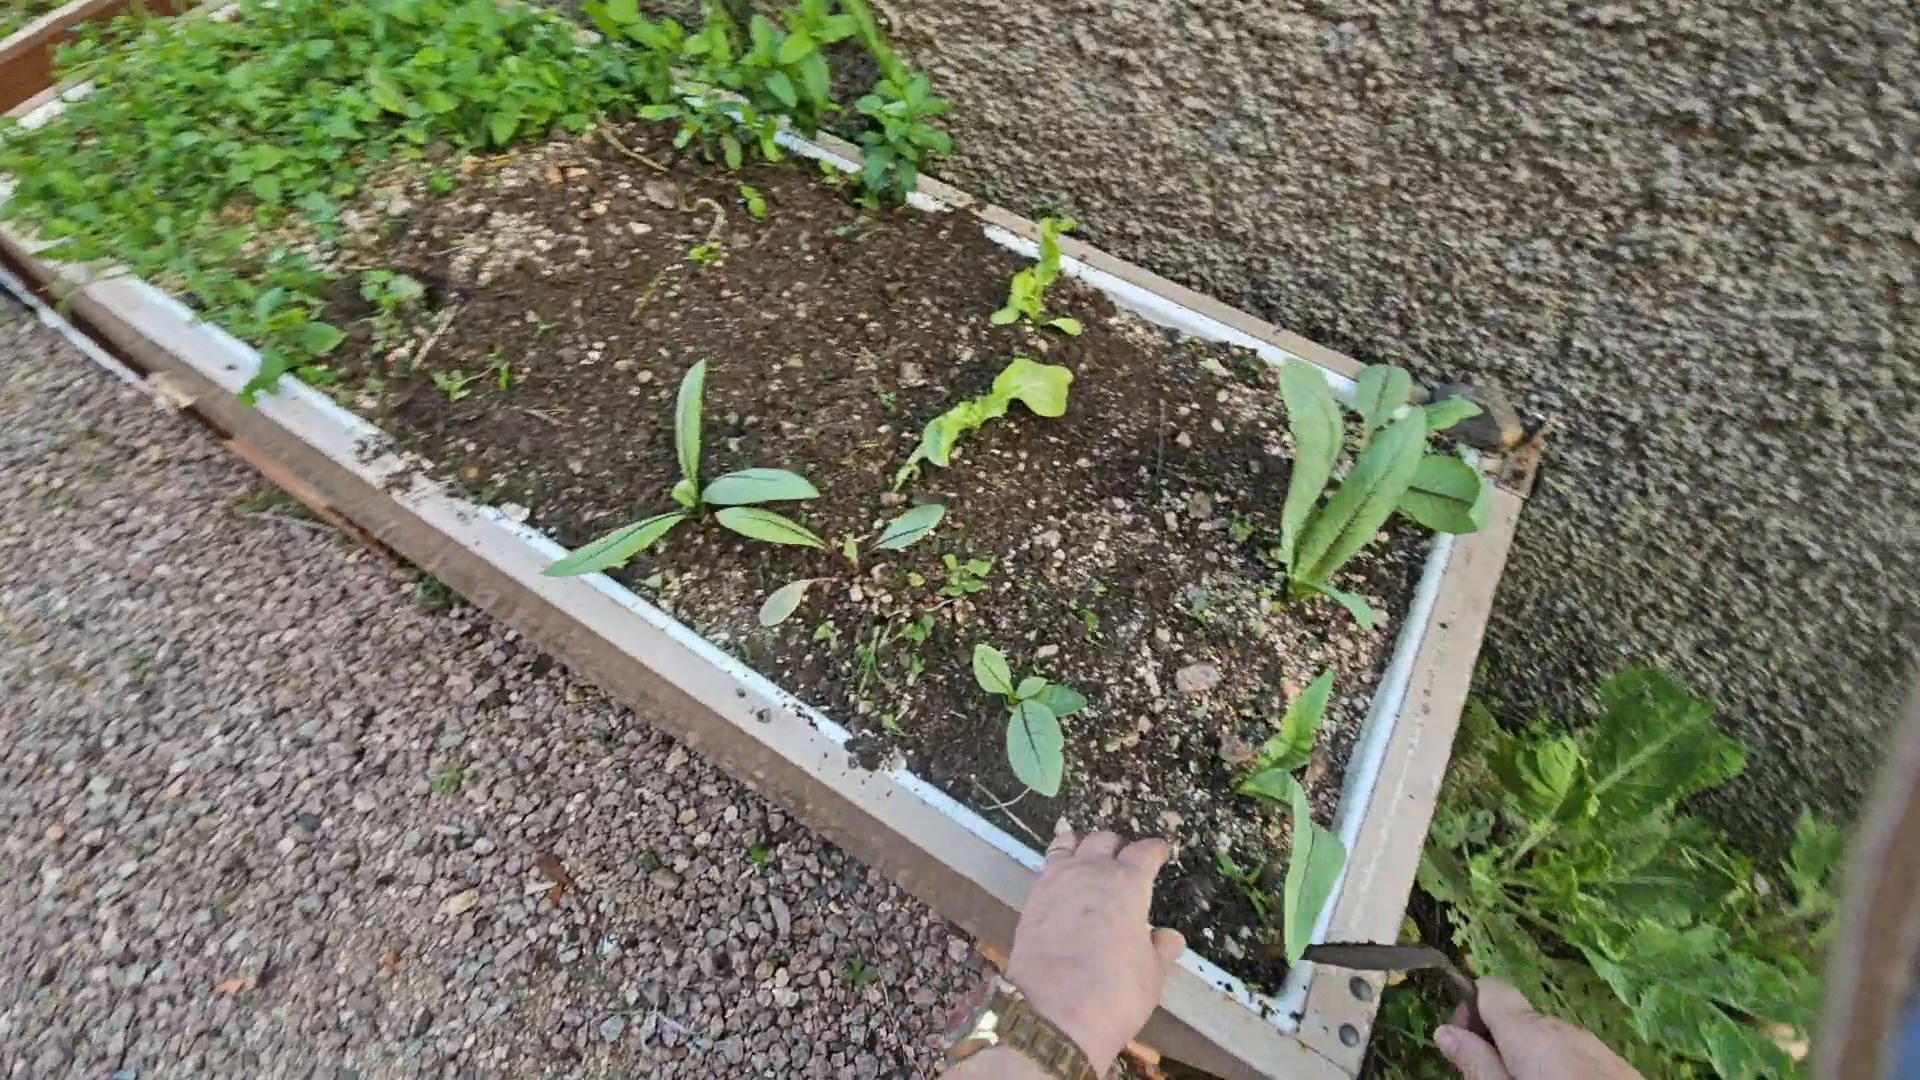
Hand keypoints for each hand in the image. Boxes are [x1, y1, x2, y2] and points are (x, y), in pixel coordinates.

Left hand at [1004, 824, 1185, 1074]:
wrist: (1053, 1011)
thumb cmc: (1114, 993)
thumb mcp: (1150, 975)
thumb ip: (1160, 950)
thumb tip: (1170, 938)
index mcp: (1127, 883)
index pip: (1143, 853)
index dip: (1154, 850)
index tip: (1158, 851)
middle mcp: (1091, 871)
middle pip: (1104, 841)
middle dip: (1117, 847)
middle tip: (1124, 861)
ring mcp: (1058, 879)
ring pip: (1070, 843)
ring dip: (1083, 846)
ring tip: (1089, 858)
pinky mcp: (1033, 895)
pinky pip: (1048, 864)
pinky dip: (1059, 864)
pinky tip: (1063, 879)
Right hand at [1436, 979, 1642, 1079]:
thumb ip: (1477, 1064)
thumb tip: (1444, 1031)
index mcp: (1528, 1029)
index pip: (1489, 988)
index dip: (1470, 1008)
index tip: (1466, 1043)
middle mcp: (1562, 1028)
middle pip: (1520, 1020)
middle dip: (1503, 1044)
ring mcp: (1600, 1050)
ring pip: (1553, 1043)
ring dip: (1538, 1062)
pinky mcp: (1627, 1072)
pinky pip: (1584, 1062)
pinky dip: (1570, 1074)